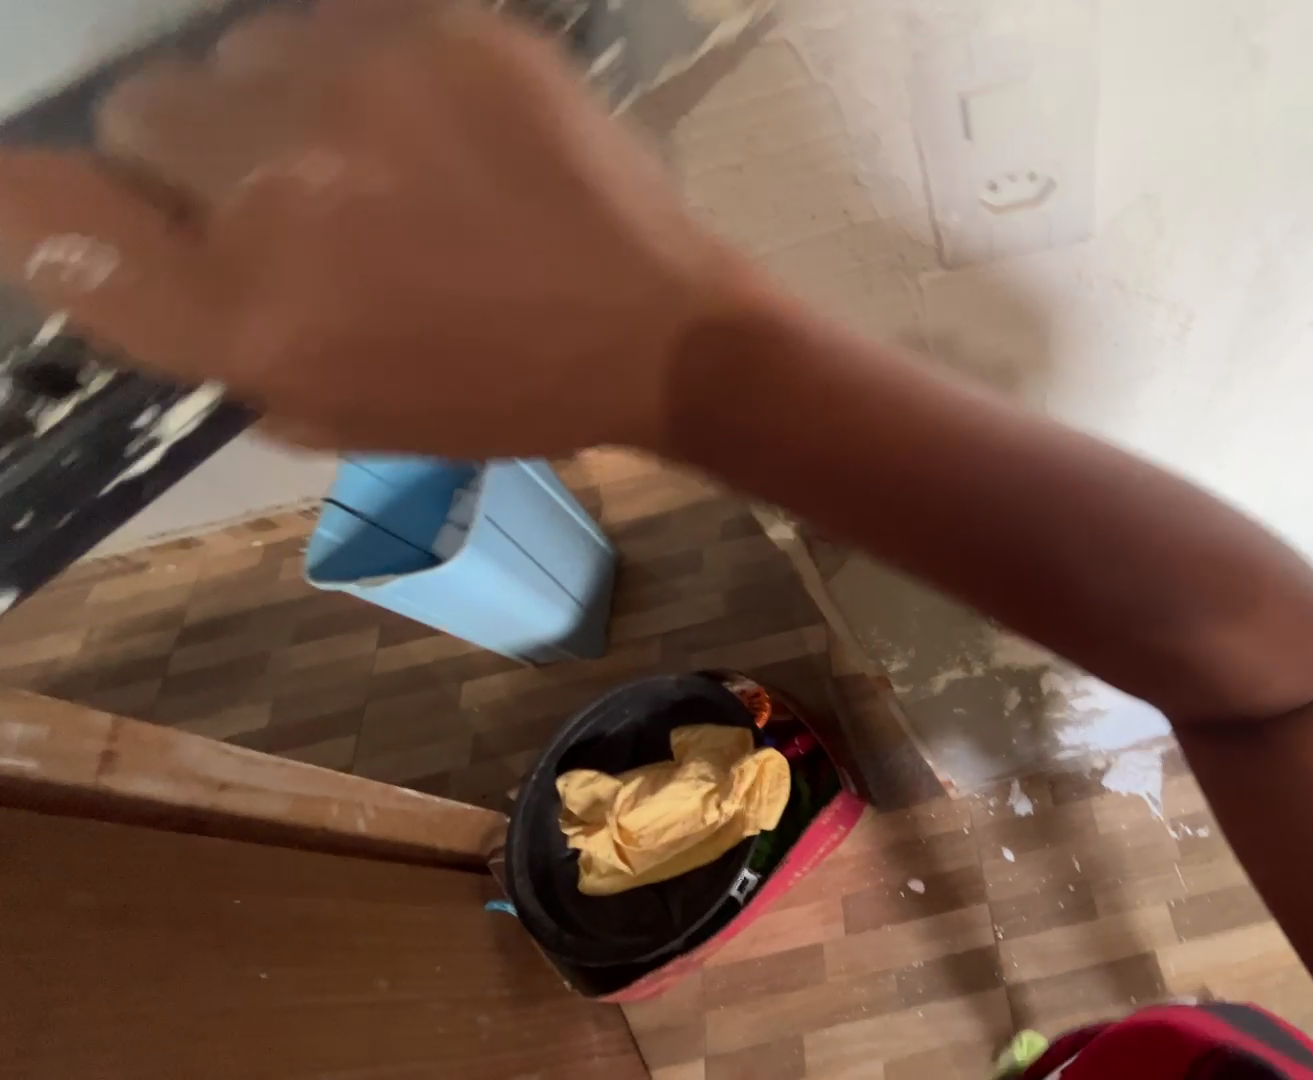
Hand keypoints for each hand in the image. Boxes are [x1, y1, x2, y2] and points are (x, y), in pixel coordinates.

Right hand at [0, 1, 758, 456]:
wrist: (666, 337)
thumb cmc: (526, 392)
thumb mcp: (371, 415)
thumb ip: (236, 350)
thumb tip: (131, 269)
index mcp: (260, 321)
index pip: (42, 219)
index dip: (67, 210)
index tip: (129, 214)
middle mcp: (284, 197)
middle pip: (144, 113)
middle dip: (214, 159)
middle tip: (325, 200)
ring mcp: (367, 100)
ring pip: (244, 52)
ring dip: (296, 105)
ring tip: (405, 166)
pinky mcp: (450, 40)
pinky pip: (348, 22)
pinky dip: (380, 72)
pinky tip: (455, 131)